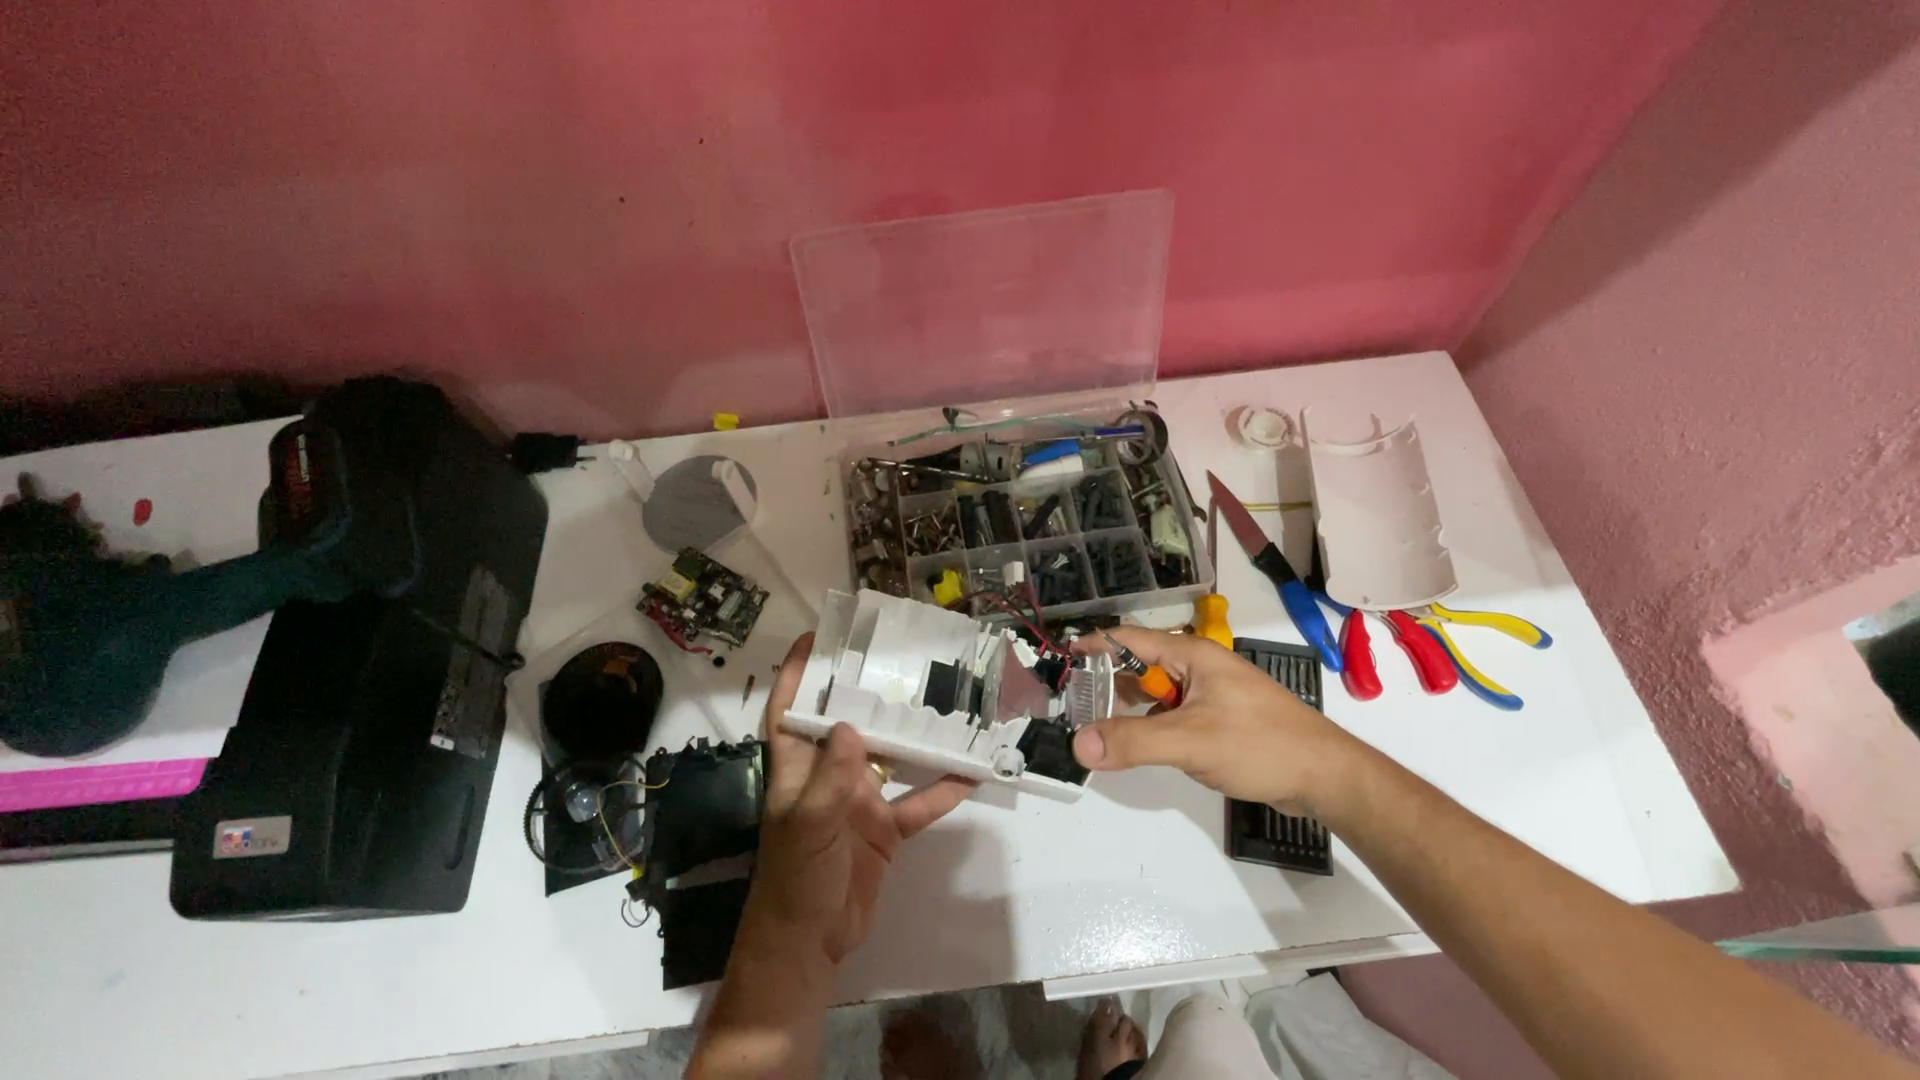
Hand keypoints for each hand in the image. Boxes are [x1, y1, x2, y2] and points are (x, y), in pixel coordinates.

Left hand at [741, 635, 975, 965]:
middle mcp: (828, 777)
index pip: (790, 711)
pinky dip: (942, 790)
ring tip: (947, 706)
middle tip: (903, 660)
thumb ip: (829, 778)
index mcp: (797, 769)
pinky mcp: (885, 830)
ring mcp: (859, 802)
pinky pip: (918, 802)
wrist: (812, 943)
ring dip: (916, 738)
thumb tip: (850, 724)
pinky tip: (970, 773)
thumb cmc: (796, 878)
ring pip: (891, 758)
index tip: (816, 638)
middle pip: (849, 724)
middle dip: (870, 694)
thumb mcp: (807, 826)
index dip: (796, 675)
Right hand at [1072, 627, 1364, 815]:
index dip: (1093, 646)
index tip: (1060, 660)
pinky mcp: (1219, 722)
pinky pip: (1172, 716)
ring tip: (1092, 727)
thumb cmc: (1261, 745)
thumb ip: (1133, 741)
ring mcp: (1210, 696)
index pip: (1130, 638)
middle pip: (1139, 667)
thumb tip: (1077, 745)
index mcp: (1192, 656)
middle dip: (1104, 683)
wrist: (1326, 777)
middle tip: (1070, 705)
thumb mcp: (1190, 741)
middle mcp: (1199, 669)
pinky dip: (1149, 726)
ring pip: (1155, 695)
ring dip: (1126, 708)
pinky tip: (1134, 746)